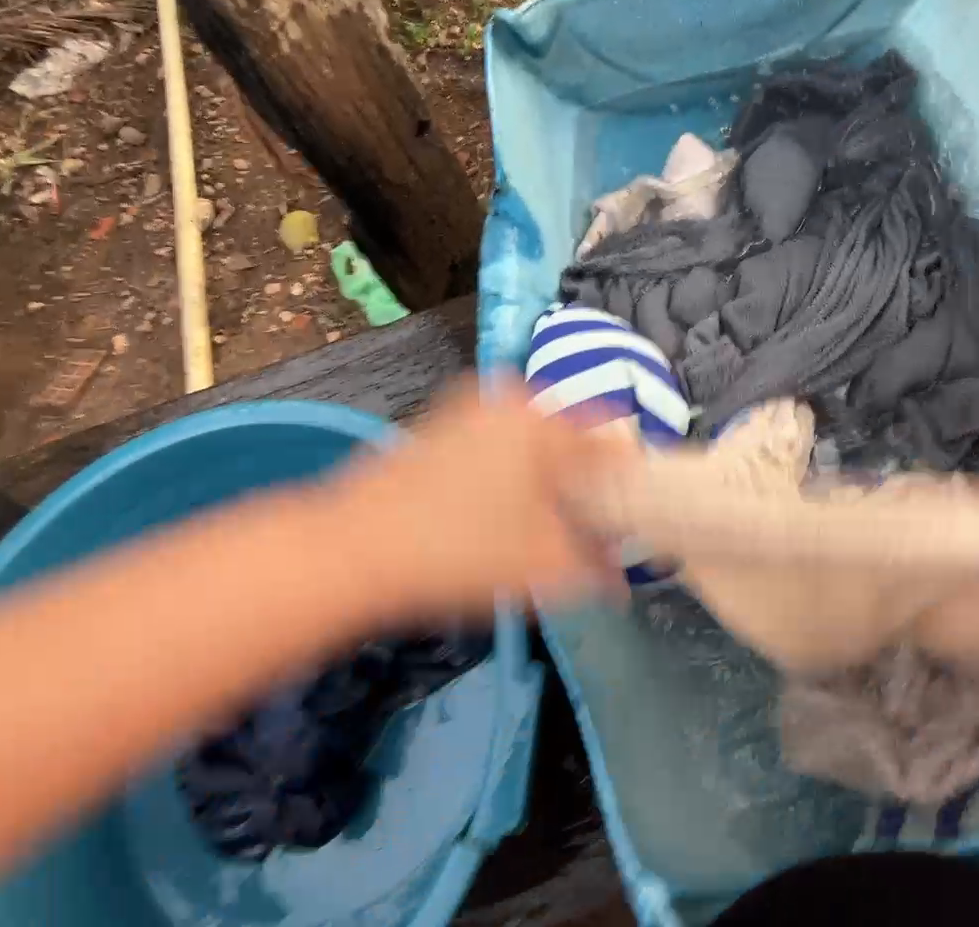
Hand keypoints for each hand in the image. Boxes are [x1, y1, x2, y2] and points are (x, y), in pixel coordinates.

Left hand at [323, 379, 628, 617]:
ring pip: (530, 443)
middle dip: (583, 485)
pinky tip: (496, 515)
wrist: (351, 551)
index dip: (625, 488)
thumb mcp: (543, 567)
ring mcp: (467, 410)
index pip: (610, 446)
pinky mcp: (436, 428)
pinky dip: (508, 473)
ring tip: (541, 526)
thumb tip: (622, 579)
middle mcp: (510, 401)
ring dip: (545, 480)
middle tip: (584, 531)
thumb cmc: (460, 551)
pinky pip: (494, 446)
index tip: (627, 524)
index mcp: (544, 421)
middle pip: (569, 441)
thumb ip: (596, 568)